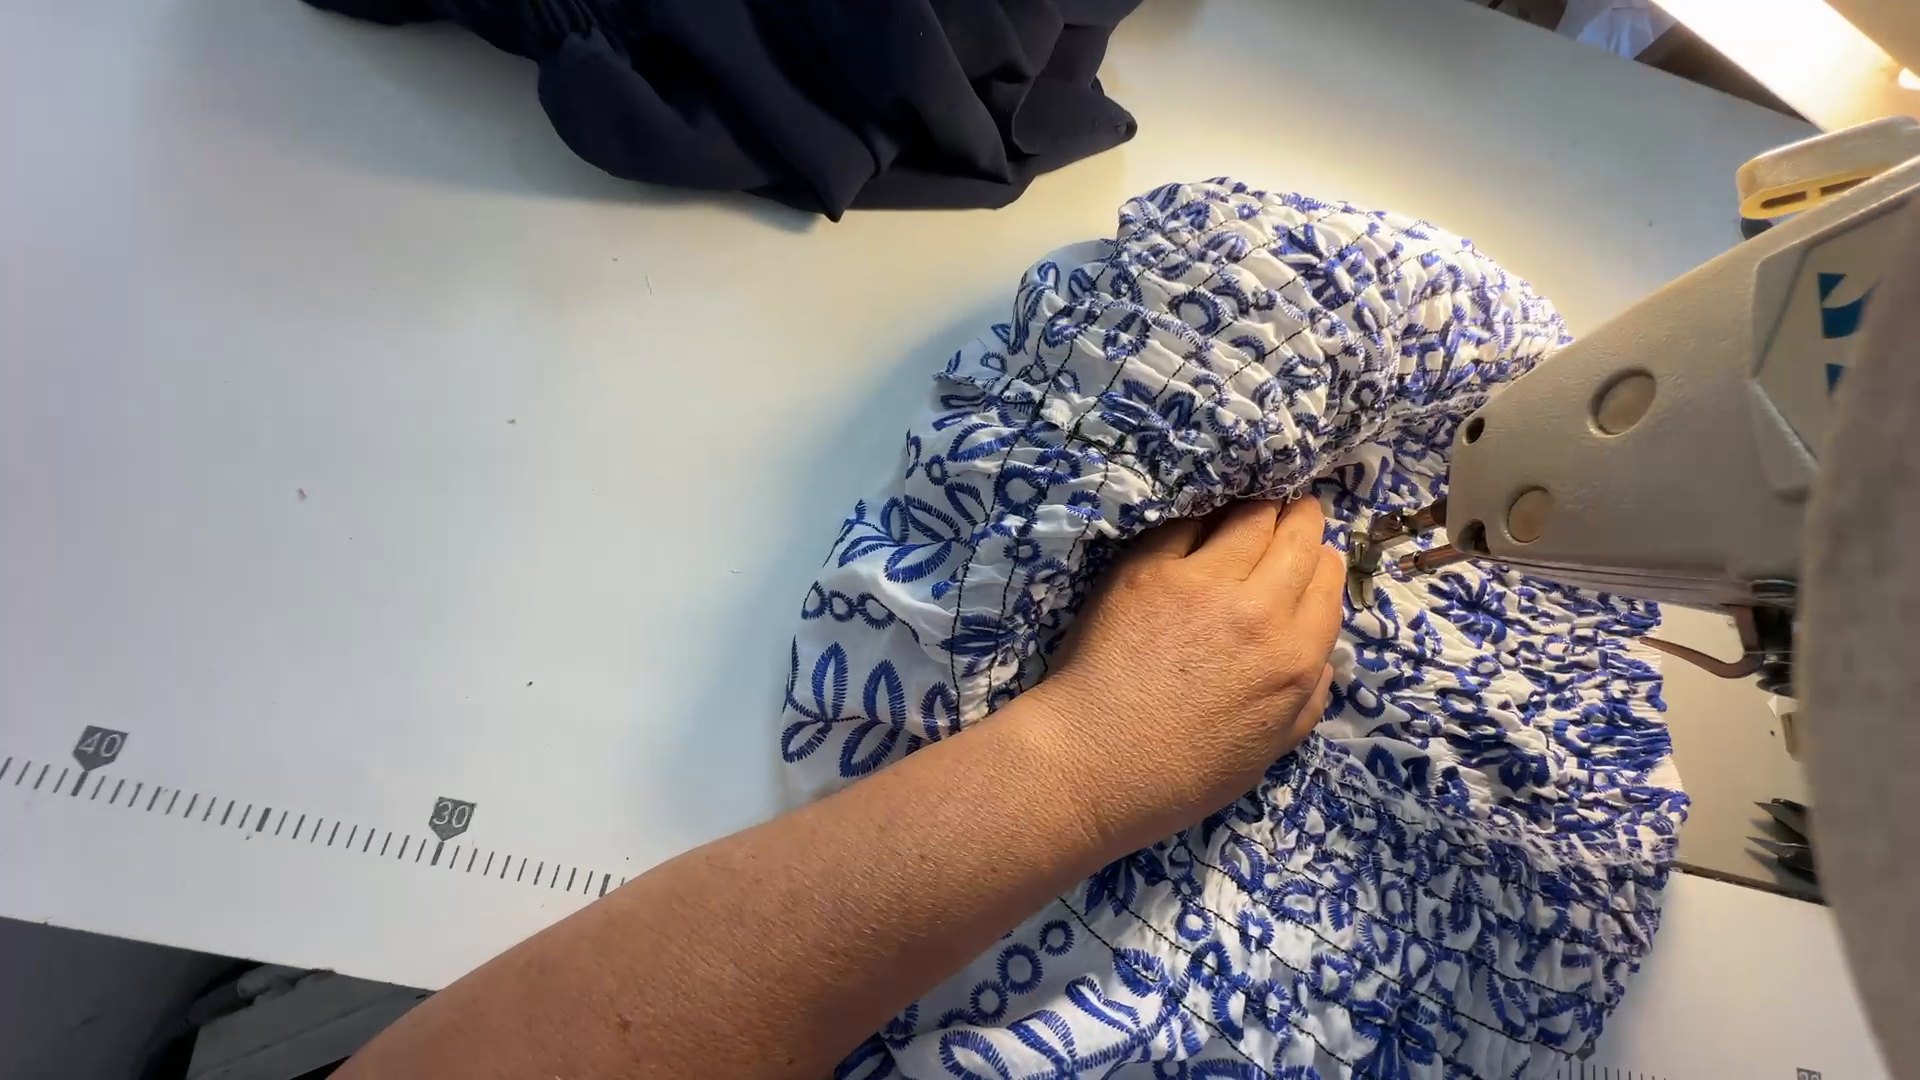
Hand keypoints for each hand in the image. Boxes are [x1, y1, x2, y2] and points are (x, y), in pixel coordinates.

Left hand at [1027, 499, 1343, 849]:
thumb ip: (1307, 699)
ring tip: (1256, 499)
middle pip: (1293, 539)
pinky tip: (1199, 515)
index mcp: (1295, 658)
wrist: (1095, 759)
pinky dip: (1198, 517)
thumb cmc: (1182, 772)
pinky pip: (1184, 524)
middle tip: (1294, 504)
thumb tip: (1321, 656)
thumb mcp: (1269, 750)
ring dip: (1257, 505)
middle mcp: (1257, 610)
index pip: (1325, 580)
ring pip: (1246, 519)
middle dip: (1300, 515)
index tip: (1311, 549)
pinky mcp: (1147, 569)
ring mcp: (1199, 583)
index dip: (1320, 559)